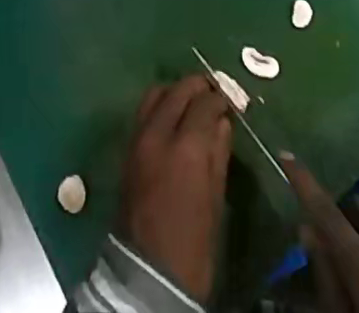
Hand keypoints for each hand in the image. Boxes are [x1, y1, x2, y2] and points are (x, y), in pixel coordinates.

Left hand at [118, 74, 232, 300]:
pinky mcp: (126, 150)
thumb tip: (223, 121)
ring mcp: (137, 140)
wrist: (148, 272)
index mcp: (185, 148)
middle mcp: (156, 135)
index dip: (221, 97)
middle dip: (197, 86)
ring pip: (154, 95)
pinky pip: (143, 113)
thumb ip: (218, 153)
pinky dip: (159, 106)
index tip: (232, 99)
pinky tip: (174, 116)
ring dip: (175, 92)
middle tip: (215, 90)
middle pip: (176, 91)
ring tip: (193, 101)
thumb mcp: (215, 199)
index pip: (204, 103)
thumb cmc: (193, 242)